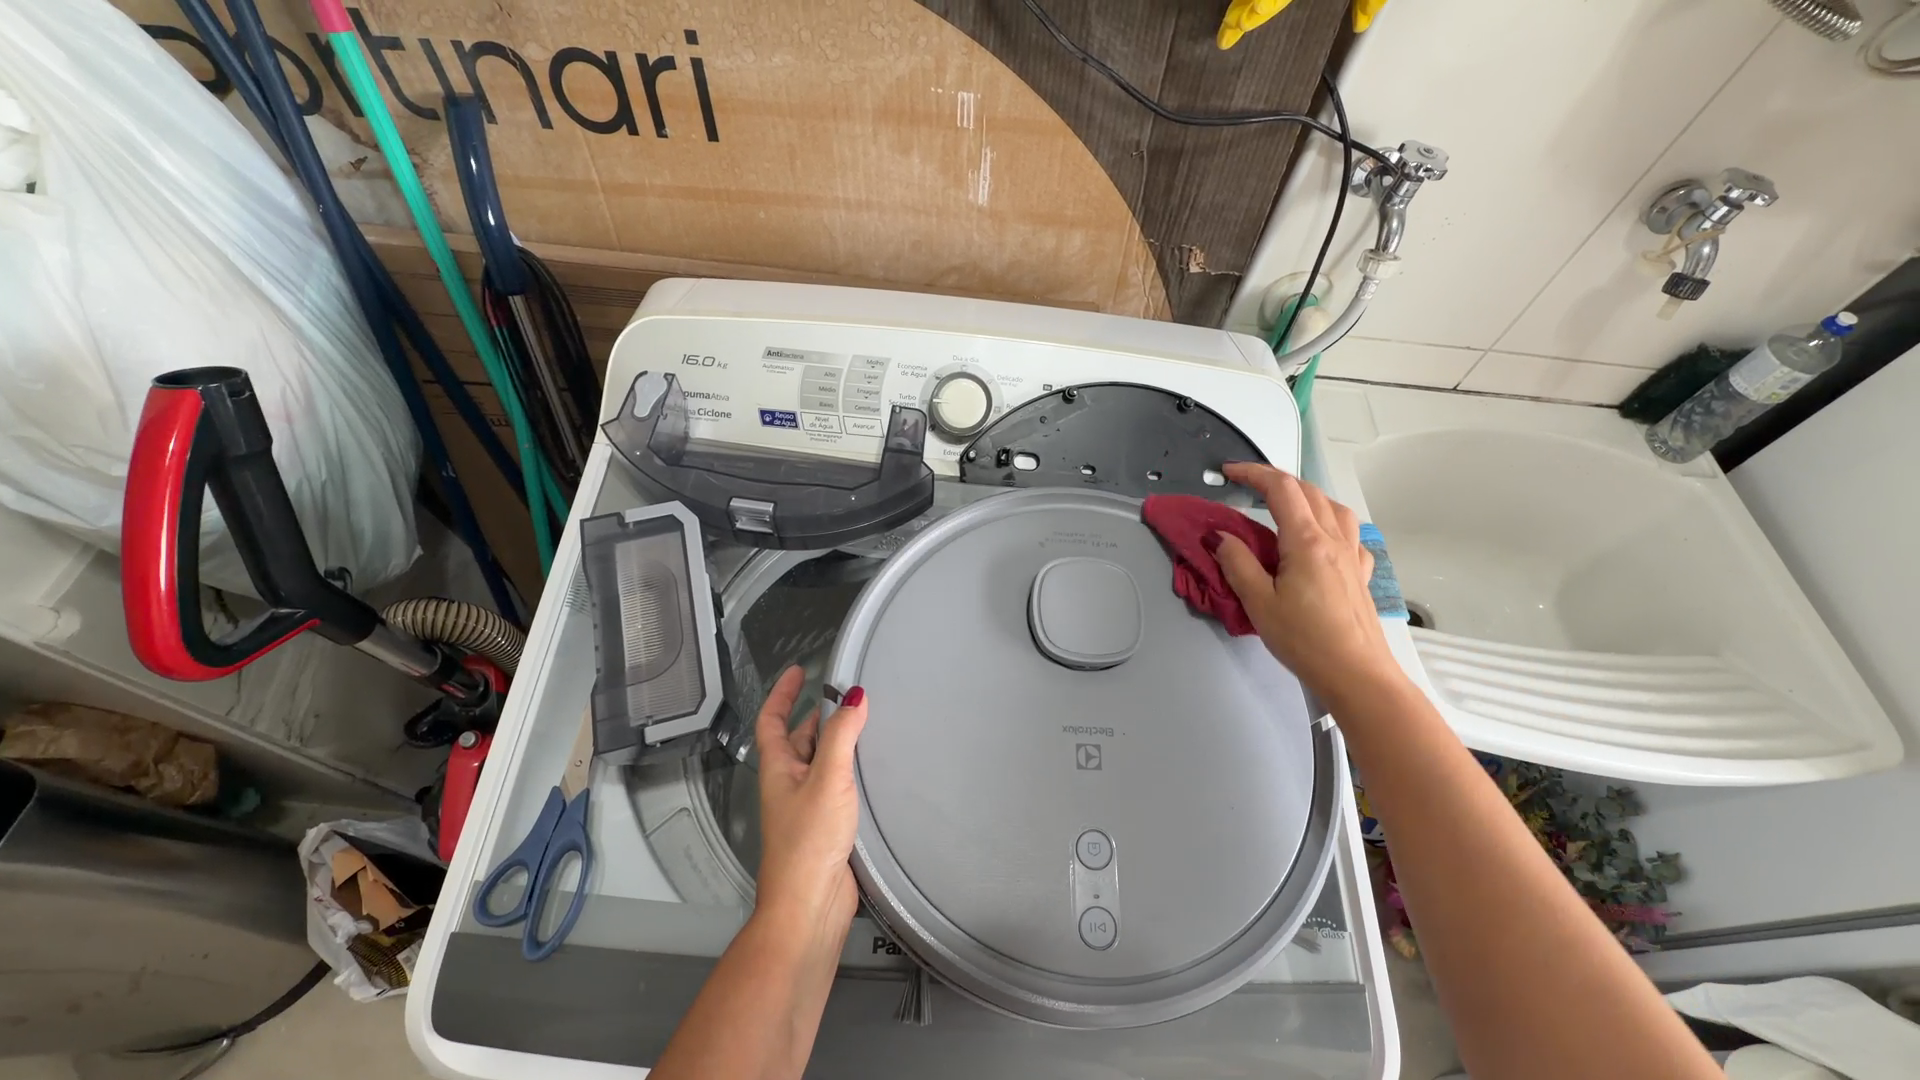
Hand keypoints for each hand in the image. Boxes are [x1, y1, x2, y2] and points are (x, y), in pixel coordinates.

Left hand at [754, 666, 868, 931]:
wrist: (810, 904)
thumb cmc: (809, 839)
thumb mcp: (827, 778)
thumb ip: (841, 736)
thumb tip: (855, 695)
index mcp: (778, 768)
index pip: (773, 721)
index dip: (783, 694)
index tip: (799, 671)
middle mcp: (789, 783)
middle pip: (799, 739)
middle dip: (817, 715)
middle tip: (846, 695)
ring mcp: (807, 806)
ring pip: (820, 762)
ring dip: (837, 741)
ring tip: (866, 722)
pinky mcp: (827, 825)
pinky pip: (837, 785)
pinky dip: (851, 769)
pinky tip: (874, 768)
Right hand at [1211, 463, 1402, 704]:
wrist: (1356, 674)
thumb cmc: (1306, 640)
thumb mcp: (1259, 602)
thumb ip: (1238, 563)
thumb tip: (1222, 537)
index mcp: (1306, 541)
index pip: (1280, 489)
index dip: (1253, 473)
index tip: (1229, 472)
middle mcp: (1333, 540)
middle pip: (1308, 491)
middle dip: (1277, 480)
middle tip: (1249, 485)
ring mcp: (1352, 555)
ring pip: (1333, 507)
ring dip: (1307, 496)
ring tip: (1286, 505)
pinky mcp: (1360, 574)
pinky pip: (1350, 534)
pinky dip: (1331, 523)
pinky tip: (1322, 539)